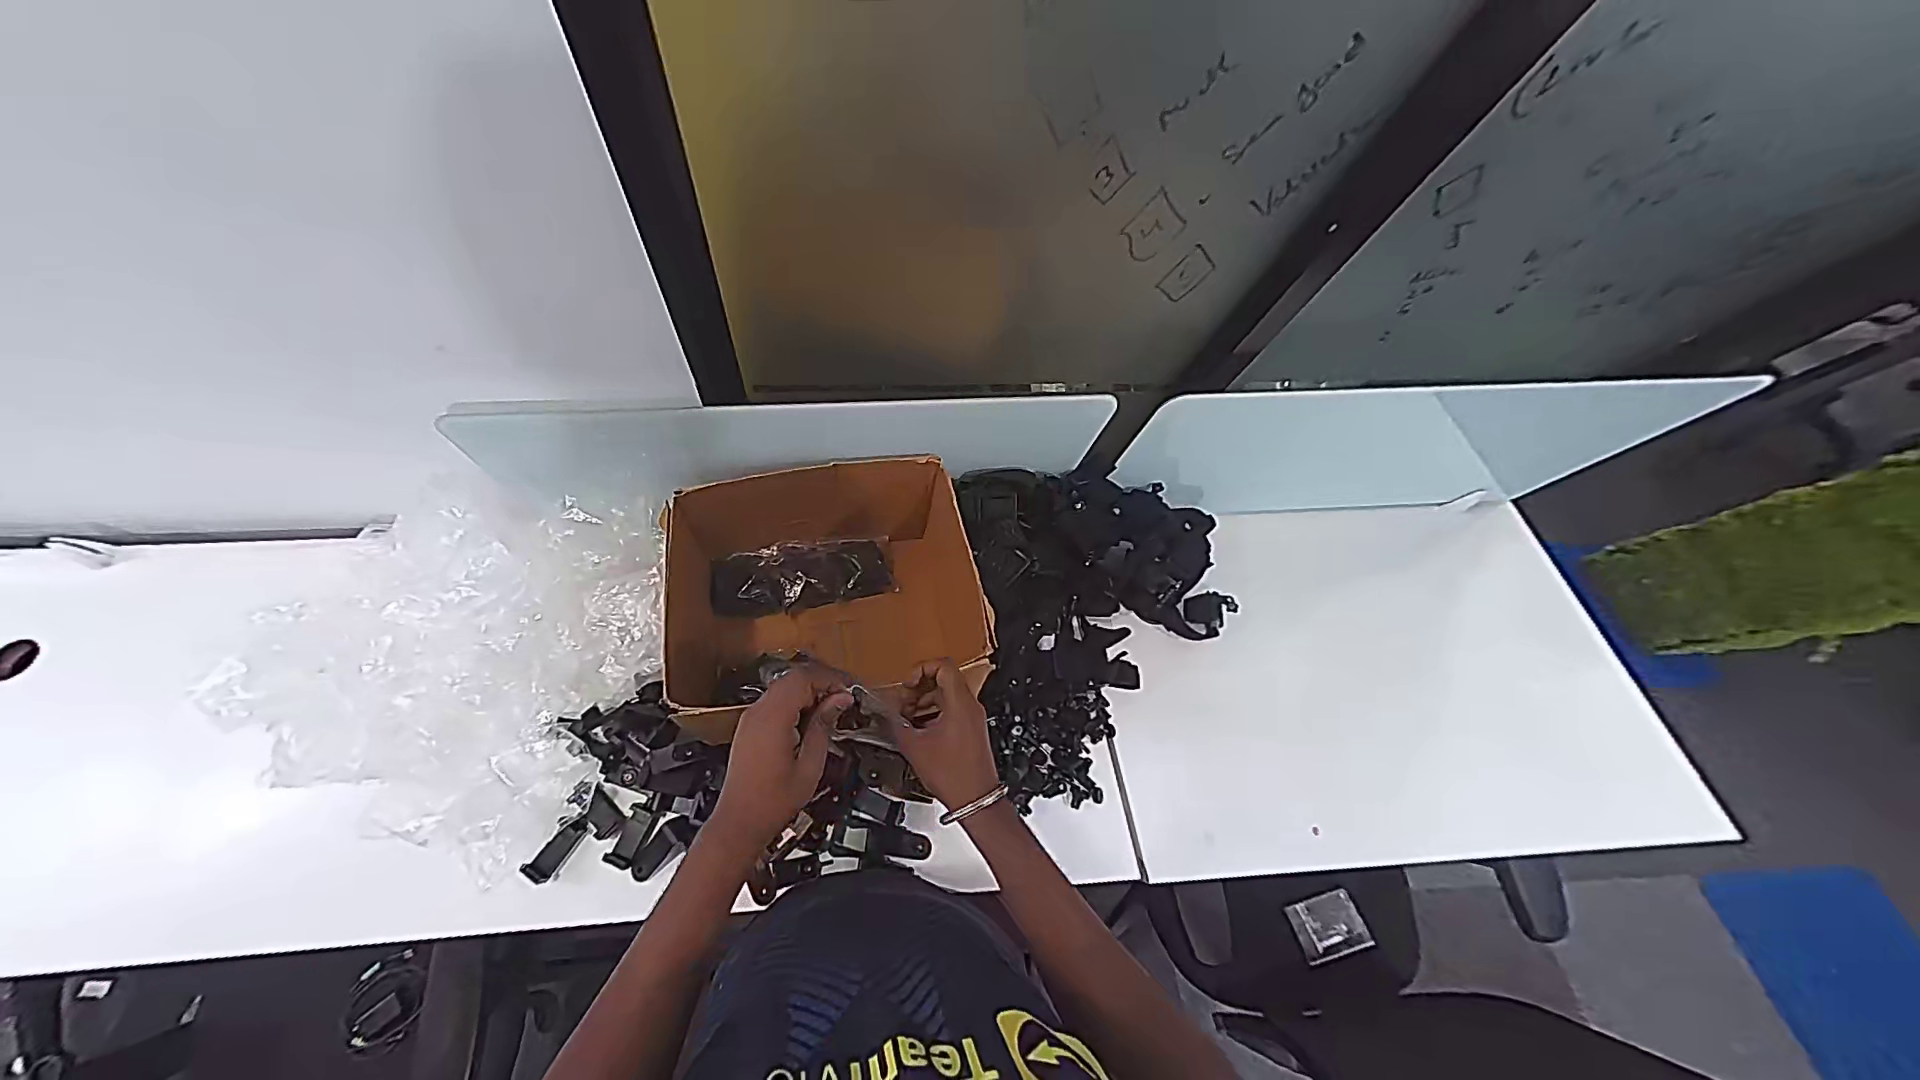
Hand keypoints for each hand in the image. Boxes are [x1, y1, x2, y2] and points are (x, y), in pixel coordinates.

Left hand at [709, 667, 852, 851]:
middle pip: (792, 679)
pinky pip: (774, 702)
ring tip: (828, 711)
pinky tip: (808, 722)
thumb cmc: (773, 801)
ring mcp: (750, 719)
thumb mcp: (810, 764)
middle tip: (841, 700)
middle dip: (820, 684)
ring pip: (783, 688)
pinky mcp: (748, 728)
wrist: (740, 822)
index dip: (829, 680)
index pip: (803, 679)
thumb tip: (839, 700)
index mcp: (773, 718)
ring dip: (807, 693)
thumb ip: (824, 726)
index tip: (847, 692)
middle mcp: (757, 712)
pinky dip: (794, 703)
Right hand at [882, 658, 1001, 811]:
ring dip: (924, 701)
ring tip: (907, 717)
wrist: (974, 799)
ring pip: (946, 695)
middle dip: (918, 688)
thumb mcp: (915, 747)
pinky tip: (918, 728)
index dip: (922, 668)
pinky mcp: (970, 729)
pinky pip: (951, 709)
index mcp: (960, 704)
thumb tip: (886, 715)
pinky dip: (933, 712)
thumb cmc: (954, 776)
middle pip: (943, 679)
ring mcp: (972, 717)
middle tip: (903, 702)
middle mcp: (970, 706)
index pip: (944, 665)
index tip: (908, 683)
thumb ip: (896, 725)